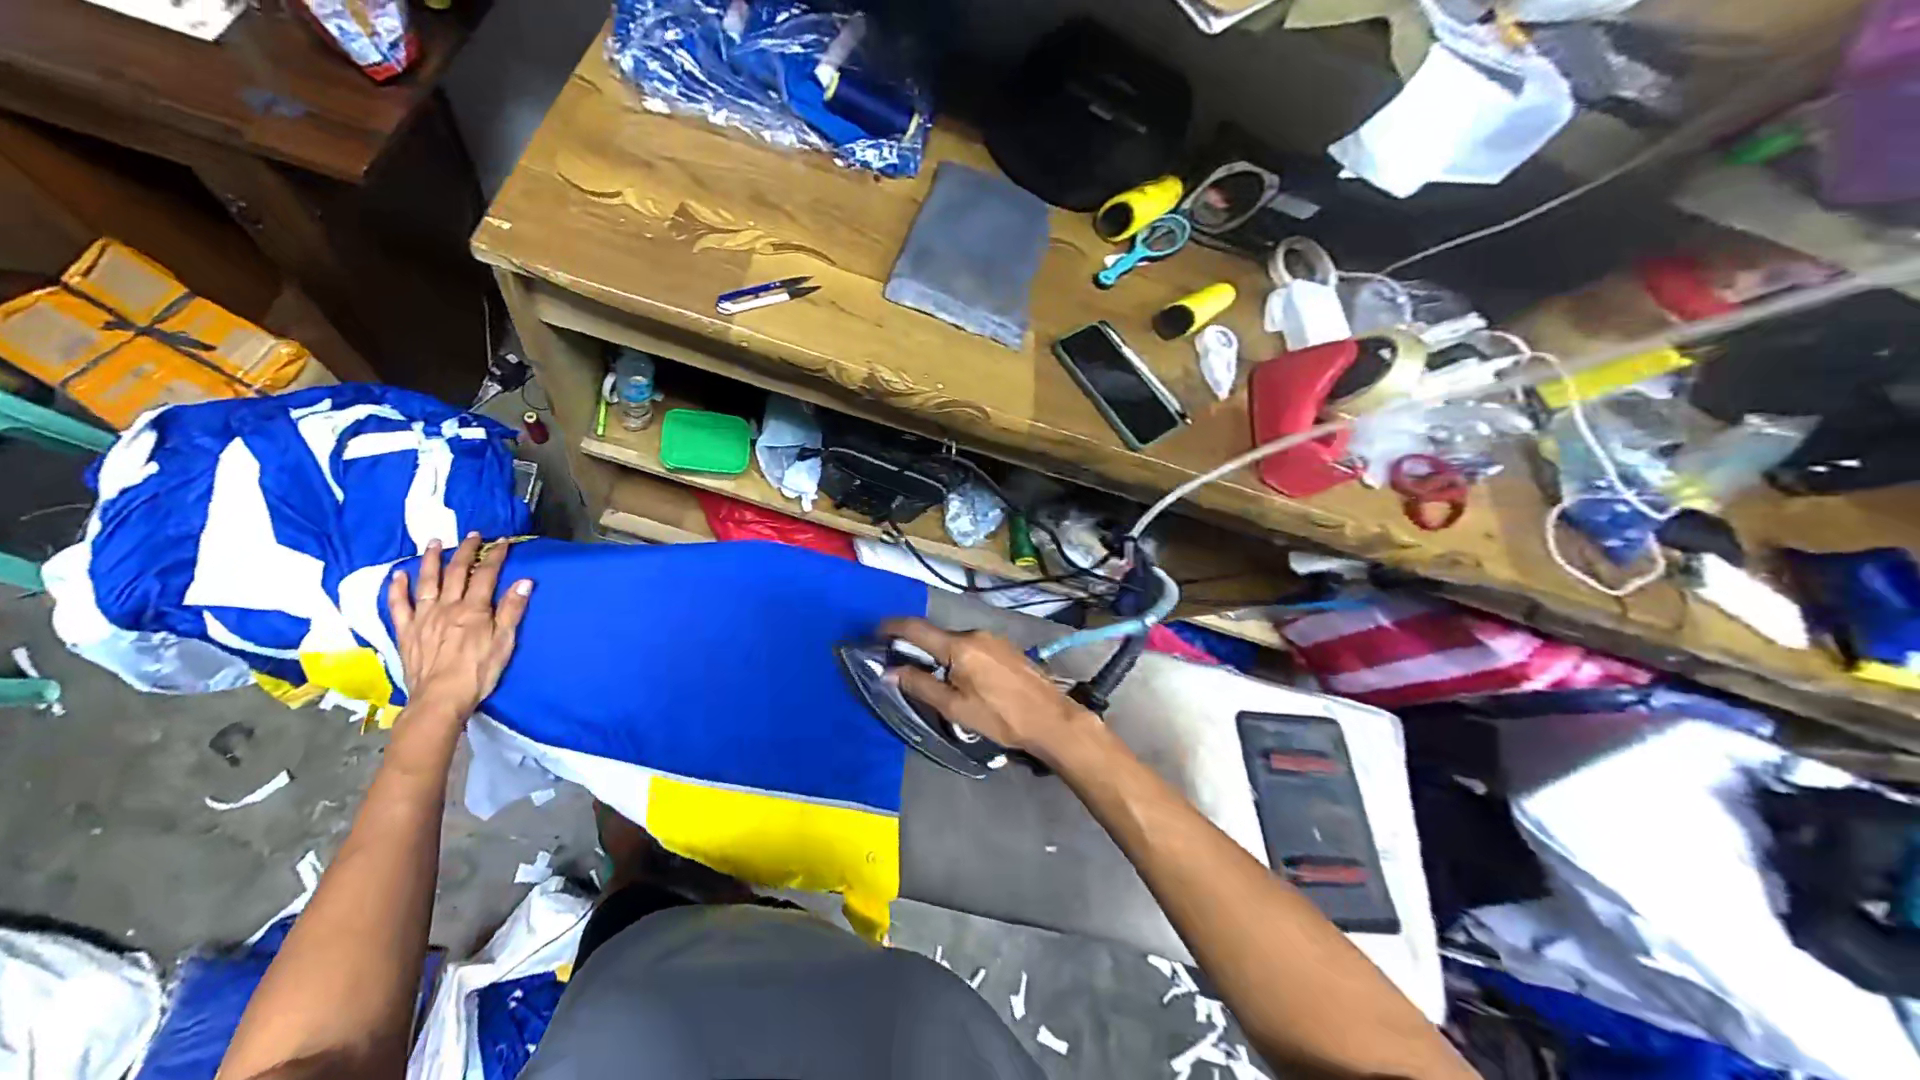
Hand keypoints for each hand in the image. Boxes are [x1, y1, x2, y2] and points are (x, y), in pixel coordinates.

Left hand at [389, 533, 532, 721]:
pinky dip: (397, 588)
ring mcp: (423, 617)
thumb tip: (524, 582)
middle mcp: (446, 607)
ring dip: (431, 560)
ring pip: (426, 582)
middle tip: (472, 534)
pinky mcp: (406, 631)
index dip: (495, 555)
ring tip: (434, 542)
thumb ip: (511, 610)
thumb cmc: (479, 672)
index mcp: (473, 609)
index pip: (486, 574)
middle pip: (456, 572)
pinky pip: (398, 605)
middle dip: (466, 551)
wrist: (440, 698)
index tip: (502, 540)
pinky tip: (398, 575)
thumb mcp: (504, 642)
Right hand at [877, 618, 1096, 763]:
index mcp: (959, 647)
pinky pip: (974, 646)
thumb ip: (920, 685)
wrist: (1050, 719)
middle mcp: (975, 634)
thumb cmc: (1000, 717)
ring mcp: (994, 638)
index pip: (916, 629)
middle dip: (918, 648)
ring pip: (957, 643)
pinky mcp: (1007, 647)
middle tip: (905, 668)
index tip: (875, 631)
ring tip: (939, 681)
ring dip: (942, 656)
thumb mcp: (955, 708)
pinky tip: (967, 679)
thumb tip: (889, 672)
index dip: (892, 627)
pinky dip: (961, 657)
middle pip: (937, 637)